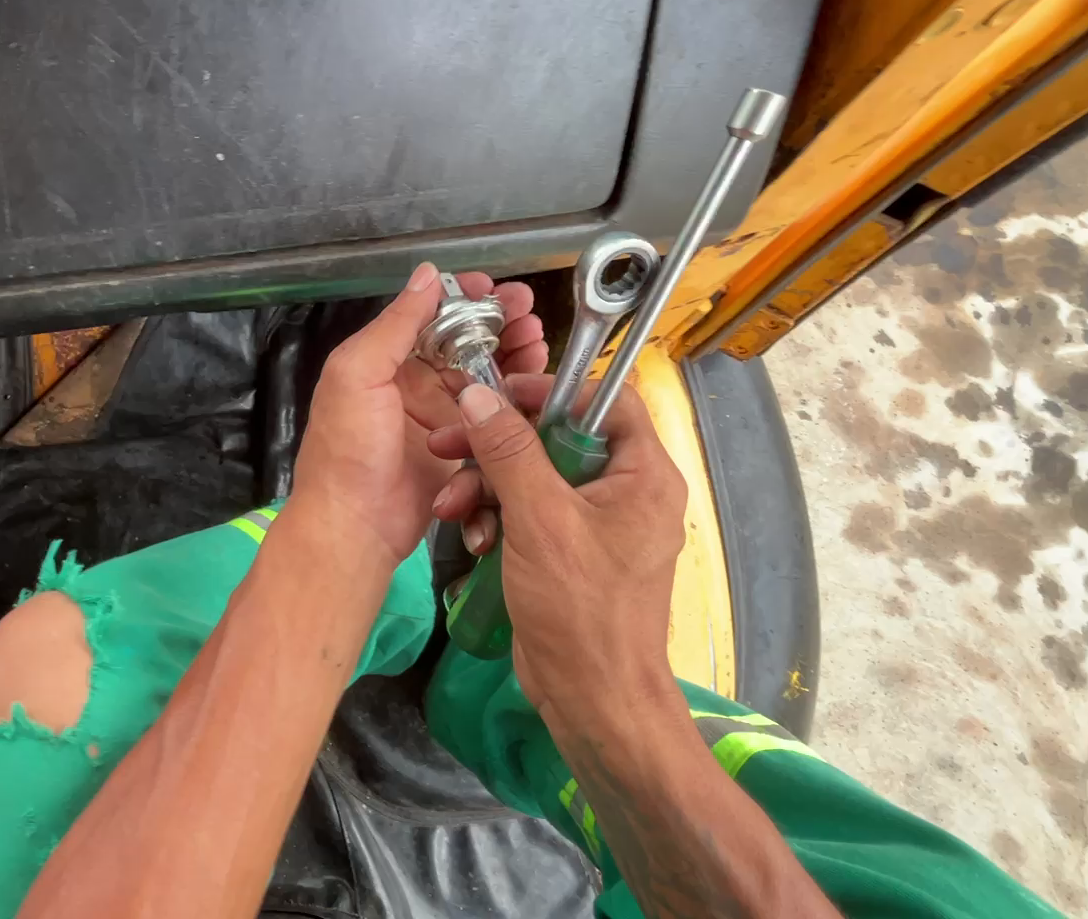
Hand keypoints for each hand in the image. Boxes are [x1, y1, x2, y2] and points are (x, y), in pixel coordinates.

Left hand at [288, 263, 545, 569]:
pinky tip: (534, 378)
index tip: (494, 286)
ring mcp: (438, 414)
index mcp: (382, 360)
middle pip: (462, 341)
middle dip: (495, 321)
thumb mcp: (358, 374)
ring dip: (511, 351)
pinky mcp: (461, 445)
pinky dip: (515, 391)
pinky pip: (493, 411)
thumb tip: (427, 274)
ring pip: (483, 371)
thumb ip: (394, 325)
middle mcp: (411, 382)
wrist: (354, 524)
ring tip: (537, 336)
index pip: (428, 316)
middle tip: (528, 308)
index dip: (461, 298)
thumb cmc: (348, 446)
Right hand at [427, 374, 687, 725]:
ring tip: (450, 510)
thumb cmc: (579, 606)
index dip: (549, 389)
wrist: (591, 698)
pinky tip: (472, 541)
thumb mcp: (540, 519)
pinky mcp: (564, 549)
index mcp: (641, 473)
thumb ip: (508, 451)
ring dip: (484, 487)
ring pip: (530, 476)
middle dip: (494, 446)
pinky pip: (525, 512)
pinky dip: (494, 518)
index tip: (496, 395)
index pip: (603, 400)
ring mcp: (591, 522)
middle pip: (553, 438)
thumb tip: (477, 394)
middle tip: (445, 446)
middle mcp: (621, 490)